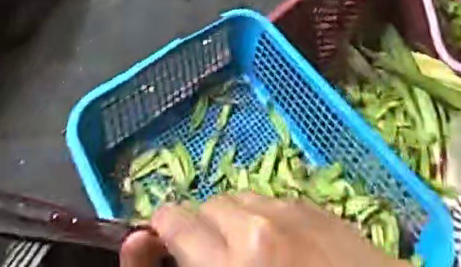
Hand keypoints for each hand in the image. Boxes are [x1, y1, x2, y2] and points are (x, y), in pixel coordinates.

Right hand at [117, 194, 406, 266]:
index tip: (156, 250)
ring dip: (234, 224)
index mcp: (236, 255)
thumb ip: (194, 266)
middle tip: (213, 265)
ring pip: (239, 199)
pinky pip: (274, 203)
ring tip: (250, 259)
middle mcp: (257, 222)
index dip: (157, 235)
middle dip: (201, 234)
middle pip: (205, 206)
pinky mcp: (320, 209)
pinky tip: (285, 253)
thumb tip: (141, 246)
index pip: (172, 221)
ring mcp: (292, 209)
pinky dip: (267, 222)